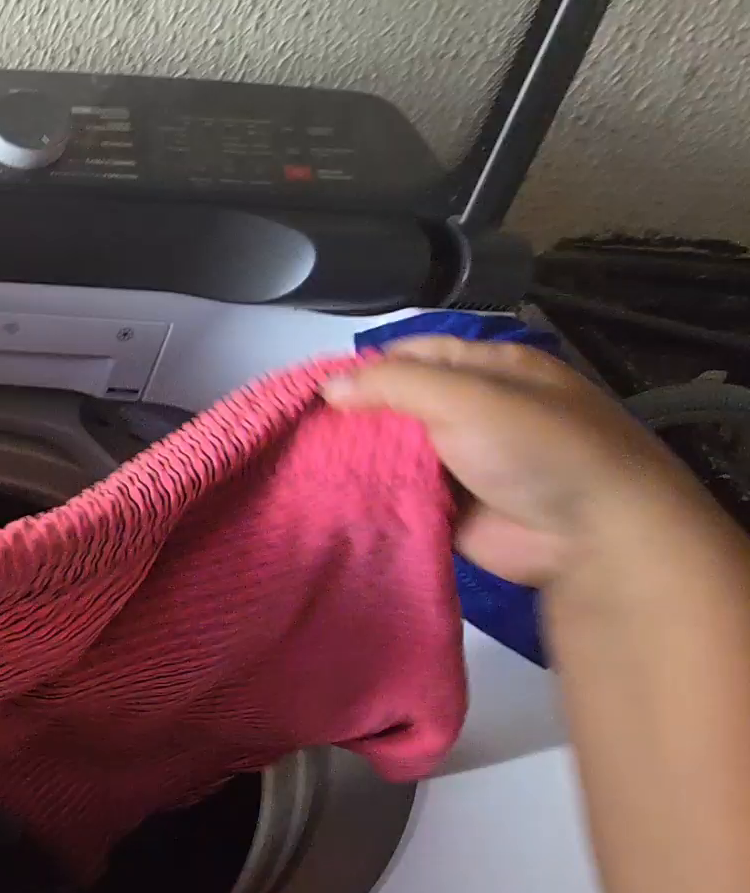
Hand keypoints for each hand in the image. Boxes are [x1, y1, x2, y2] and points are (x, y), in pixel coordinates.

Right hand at [323, 335, 704, 585]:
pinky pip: (392, 488)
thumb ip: (392, 384)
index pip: (411, 354)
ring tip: (301, 457)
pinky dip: (365, 488)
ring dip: (353, 453)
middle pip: (394, 402)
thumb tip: (326, 387)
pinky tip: (325, 488)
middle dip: (351, 413)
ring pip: (388, 447)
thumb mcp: (467, 398)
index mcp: (490, 370)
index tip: (313, 389)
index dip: (363, 367)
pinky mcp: (443, 500)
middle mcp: (473, 409)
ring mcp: (457, 457)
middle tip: (300, 427)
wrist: (591, 538)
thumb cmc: (537, 450)